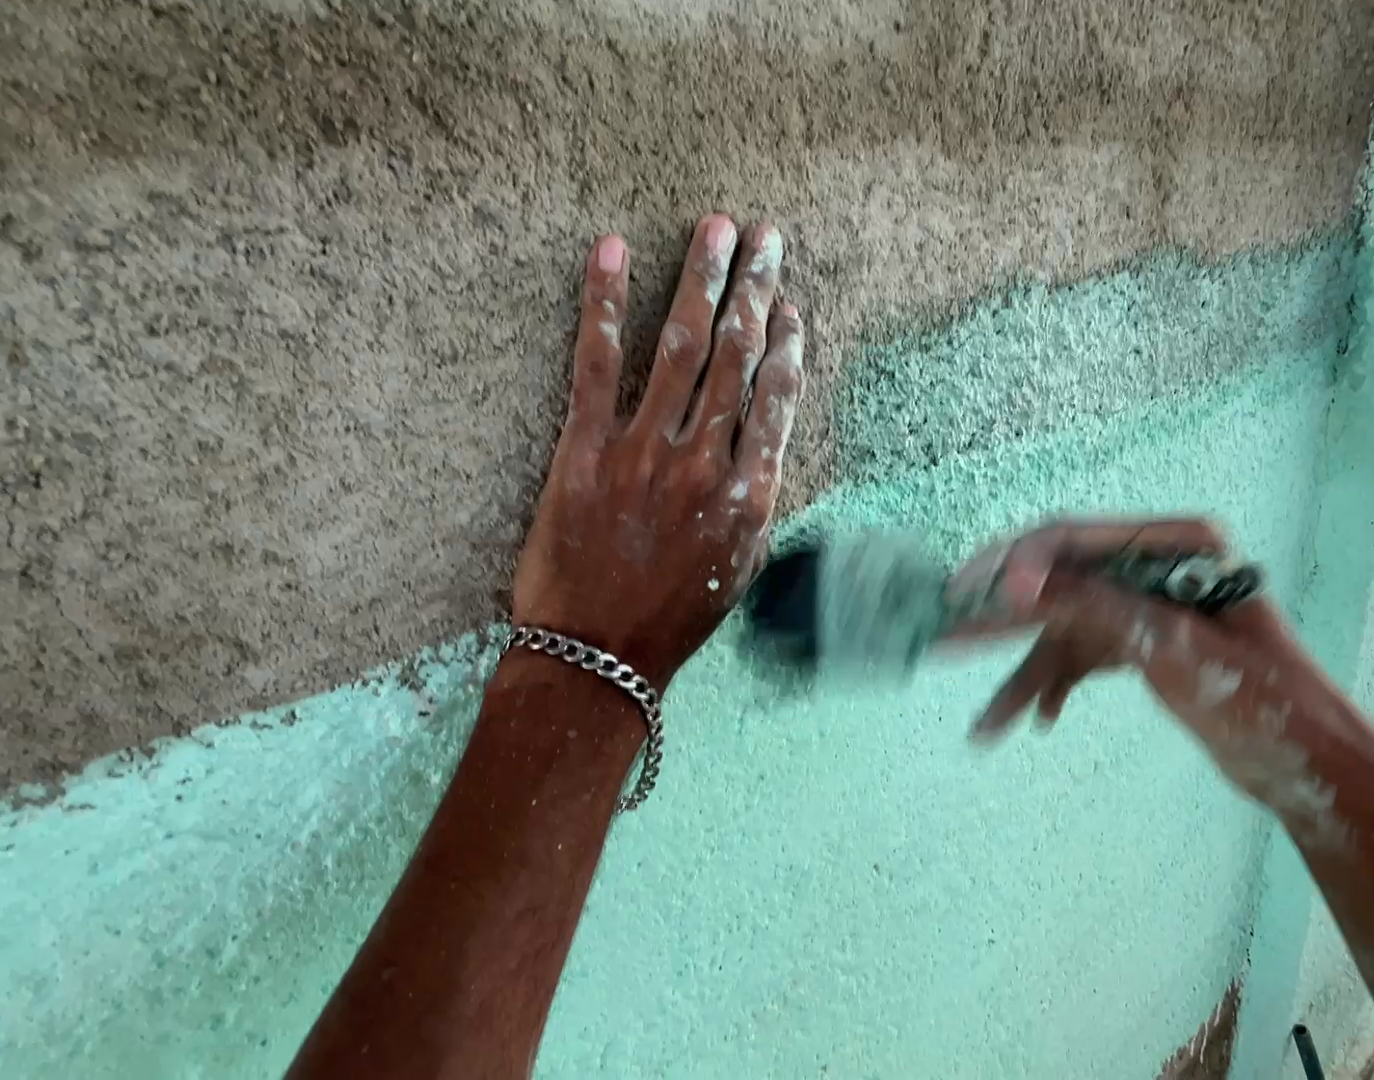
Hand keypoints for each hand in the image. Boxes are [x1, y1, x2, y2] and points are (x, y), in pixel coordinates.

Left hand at [509, 215, 803, 685]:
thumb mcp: (744, 566)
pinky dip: (604, 304)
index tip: (790, 303)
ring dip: (700, 279)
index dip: (788, 341)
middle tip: (765, 235)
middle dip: (755, 288)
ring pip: (680, 347)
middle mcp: (706, 462)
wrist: (600, 655)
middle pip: (738, 356)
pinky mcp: (584, 451)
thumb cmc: (678, 616)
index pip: (779, 397)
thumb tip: (768, 442)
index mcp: (752, 493)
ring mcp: (644, 452)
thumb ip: (760, 500)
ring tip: (716, 228)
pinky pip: (595, 365)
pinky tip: (612, 252)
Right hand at [953, 518, 1335, 807]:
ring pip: (1063, 630)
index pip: (1073, 538)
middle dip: (1003, 621)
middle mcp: (1152, 566)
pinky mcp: (1138, 644)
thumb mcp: (1170, 648)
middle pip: (1058, 583)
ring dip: (1024, 676)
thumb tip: (1015, 580)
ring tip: (985, 727)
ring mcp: (1142, 606)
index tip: (969, 596)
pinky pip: (1080, 657)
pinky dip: (1056, 687)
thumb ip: (1091, 605)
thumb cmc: (1262, 701)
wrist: (1310, 767)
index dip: (1016, 564)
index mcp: (1175, 544)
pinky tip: (1038, 718)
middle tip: (946, 638)